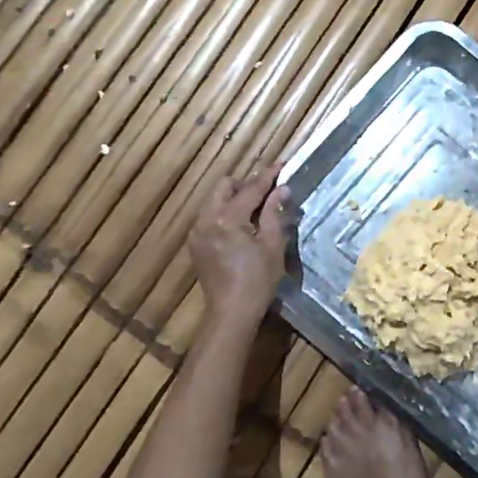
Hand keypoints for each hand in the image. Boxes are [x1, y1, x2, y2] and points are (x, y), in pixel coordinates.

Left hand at [189, 166, 289, 319]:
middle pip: (225, 187)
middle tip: (266, 194)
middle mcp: (207, 218)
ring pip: (215, 201)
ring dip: (234, 200)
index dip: (268, 176)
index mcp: (228, 217)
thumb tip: (281, 189)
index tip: (281, 165)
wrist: (231, 313)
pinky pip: (209, 217)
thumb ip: (274, 213)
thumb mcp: (272, 246)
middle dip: (246, 186)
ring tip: (255, 212)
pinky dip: (224, 215)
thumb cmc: (257, 281)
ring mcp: (197, 231)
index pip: (251, 189)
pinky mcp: (195, 244)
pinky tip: (240, 229)